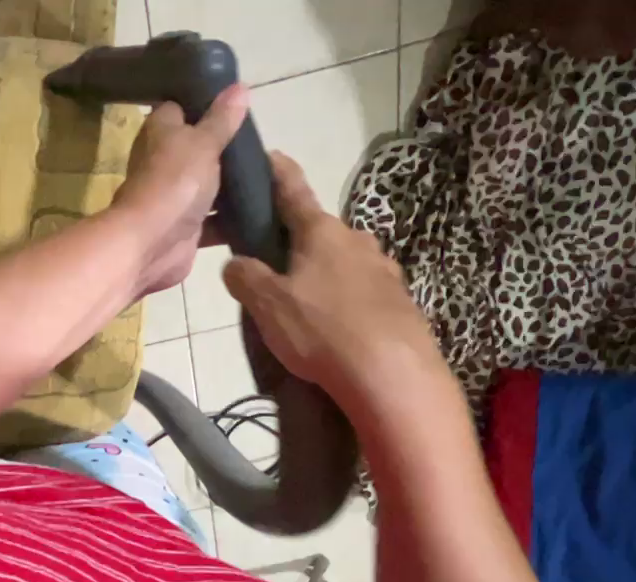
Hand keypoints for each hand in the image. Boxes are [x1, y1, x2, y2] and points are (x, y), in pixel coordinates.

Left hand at [109, 84, 249, 299]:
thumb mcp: (204, 142)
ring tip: (267, 173)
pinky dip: (231, 219)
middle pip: (198, 148)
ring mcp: (173, 197)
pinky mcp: (185, 229)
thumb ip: (222, 119)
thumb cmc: (174, 182)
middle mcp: (163, 161)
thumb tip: (240, 87)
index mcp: (160, 130)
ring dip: (231, 185)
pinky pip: (213, 221)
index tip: (236, 103)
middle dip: (225, 147)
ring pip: (207, 185)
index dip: (206, 103)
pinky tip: (259, 210)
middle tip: (259, 141)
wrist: (151, 244)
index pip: (182, 106)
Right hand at [221, 152, 459, 430]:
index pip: (292, 190)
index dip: (276, 172)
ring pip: (341, 265)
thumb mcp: (267, 306)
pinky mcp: (399, 302)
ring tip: (304, 313)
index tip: (268, 155)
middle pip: (318, 234)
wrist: (390, 372)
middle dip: (296, 246)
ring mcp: (383, 270)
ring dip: (321, 278)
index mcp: (321, 232)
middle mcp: (356, 240)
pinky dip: (344, 305)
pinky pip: (361, 295)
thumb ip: (245, 278)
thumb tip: (236, 263)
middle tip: (272, 273)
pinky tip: (335, 332)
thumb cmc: (321, 330)